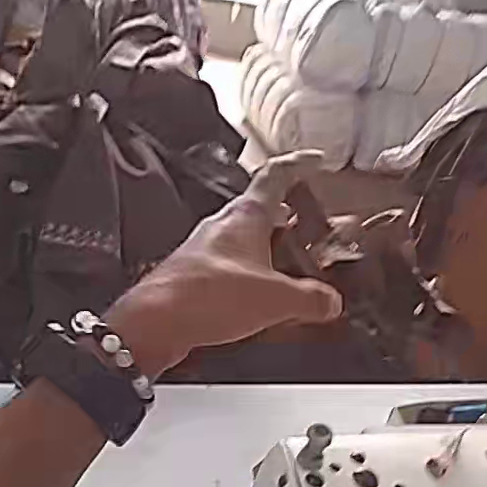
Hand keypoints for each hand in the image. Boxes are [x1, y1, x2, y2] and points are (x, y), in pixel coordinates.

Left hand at [105, 150, 343, 377]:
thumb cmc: (207, 296)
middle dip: (288, 221)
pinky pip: (229, 272)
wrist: (157, 323)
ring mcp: (205, 253)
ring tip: (288, 273)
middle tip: (308, 233)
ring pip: (244, 243)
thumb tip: (329, 301)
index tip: (315, 163)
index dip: (300, 166)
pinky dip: (248, 280)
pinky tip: (256, 302)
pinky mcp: (194, 280)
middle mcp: (222, 228)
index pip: (276, 176)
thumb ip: (309, 299)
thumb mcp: (275, 299)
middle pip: (261, 212)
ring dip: (268, 253)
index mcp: (246, 216)